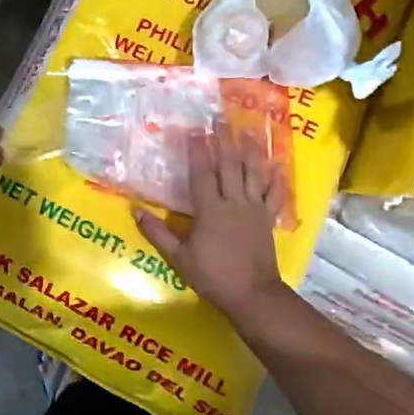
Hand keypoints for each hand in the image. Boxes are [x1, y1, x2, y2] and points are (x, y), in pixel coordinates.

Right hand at [134, 125, 287, 316]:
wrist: (252, 295)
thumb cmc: (212, 276)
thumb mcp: (179, 258)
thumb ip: (158, 233)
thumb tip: (135, 210)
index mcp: (210, 210)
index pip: (202, 173)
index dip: (198, 150)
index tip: (195, 130)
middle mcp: (234, 202)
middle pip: (230, 165)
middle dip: (225, 140)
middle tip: (221, 119)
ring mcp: (254, 209)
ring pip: (254, 173)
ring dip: (251, 150)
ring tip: (247, 131)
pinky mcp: (268, 219)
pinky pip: (275, 195)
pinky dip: (277, 179)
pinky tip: (278, 164)